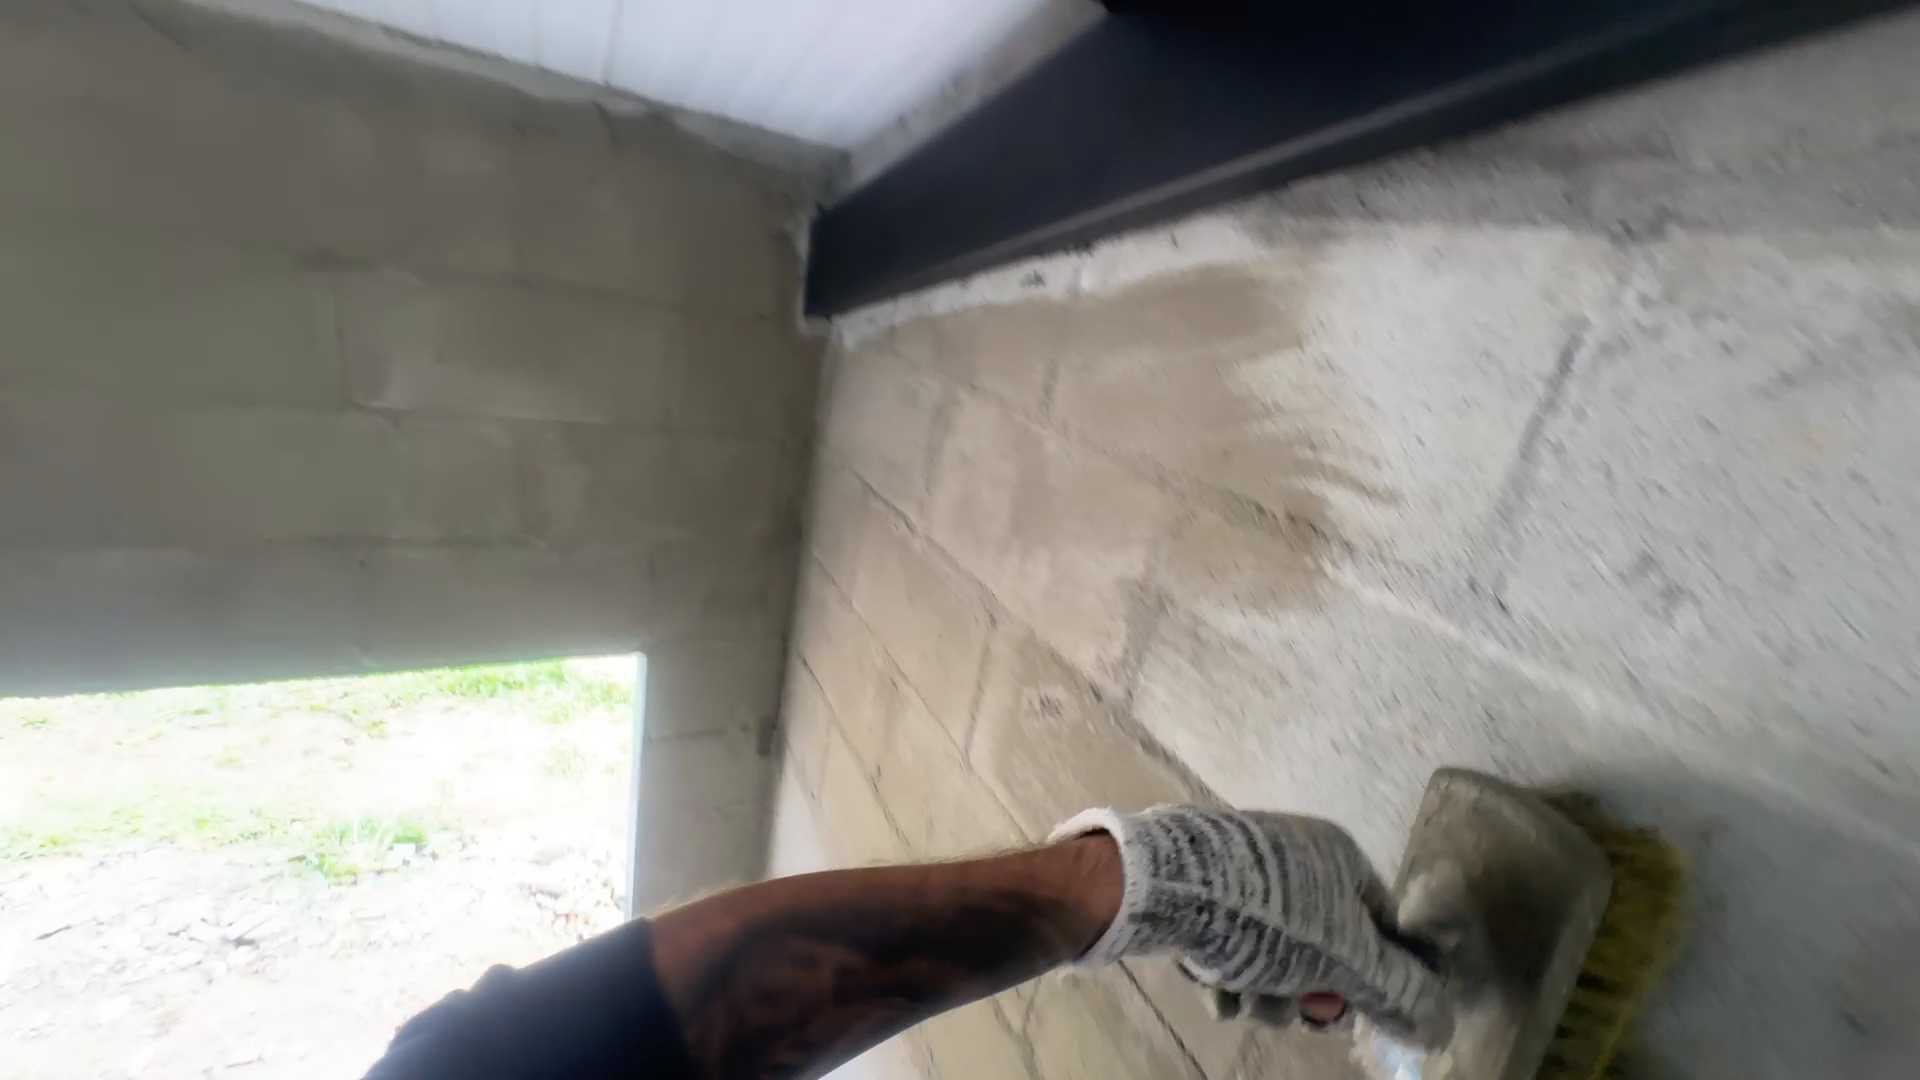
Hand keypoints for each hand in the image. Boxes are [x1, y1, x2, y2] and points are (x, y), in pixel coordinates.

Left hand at [1052, 806, 1452, 1046]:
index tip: (1348, 1008)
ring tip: (1241, 994)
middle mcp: (1290, 859)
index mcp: (1334, 857)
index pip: (1378, 927)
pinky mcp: (1200, 888)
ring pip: (1271, 953)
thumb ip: (1399, 993)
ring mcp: (1241, 871)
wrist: (1169, 882)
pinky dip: (1224, 972)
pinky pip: (1228, 941)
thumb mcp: (1348, 959)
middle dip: (1303, 993)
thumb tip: (1442, 1024)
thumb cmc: (1268, 913)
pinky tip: (1213, 987)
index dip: (1373, 978)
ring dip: (1261, 990)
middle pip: (1320, 949)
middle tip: (1286, 1008)